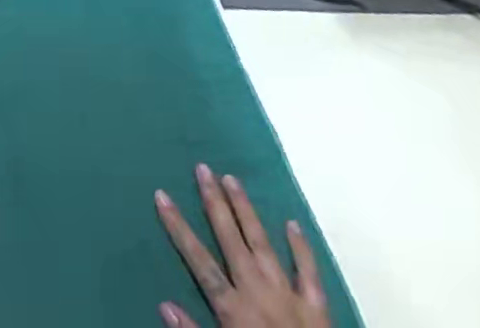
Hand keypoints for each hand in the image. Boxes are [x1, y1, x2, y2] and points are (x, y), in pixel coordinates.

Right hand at [153, 164, 328, 327]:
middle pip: (230, 239)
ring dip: (246, 210)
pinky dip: (300, 247)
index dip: (178, 227)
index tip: (162, 195)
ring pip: (262, 244)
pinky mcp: (317, 307)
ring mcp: (289, 295)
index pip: (198, 260)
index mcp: (233, 310)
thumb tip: (163, 303)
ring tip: (233, 179)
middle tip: (203, 169)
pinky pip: (309, 272)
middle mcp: (257, 292)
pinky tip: (292, 223)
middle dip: (214, 203)